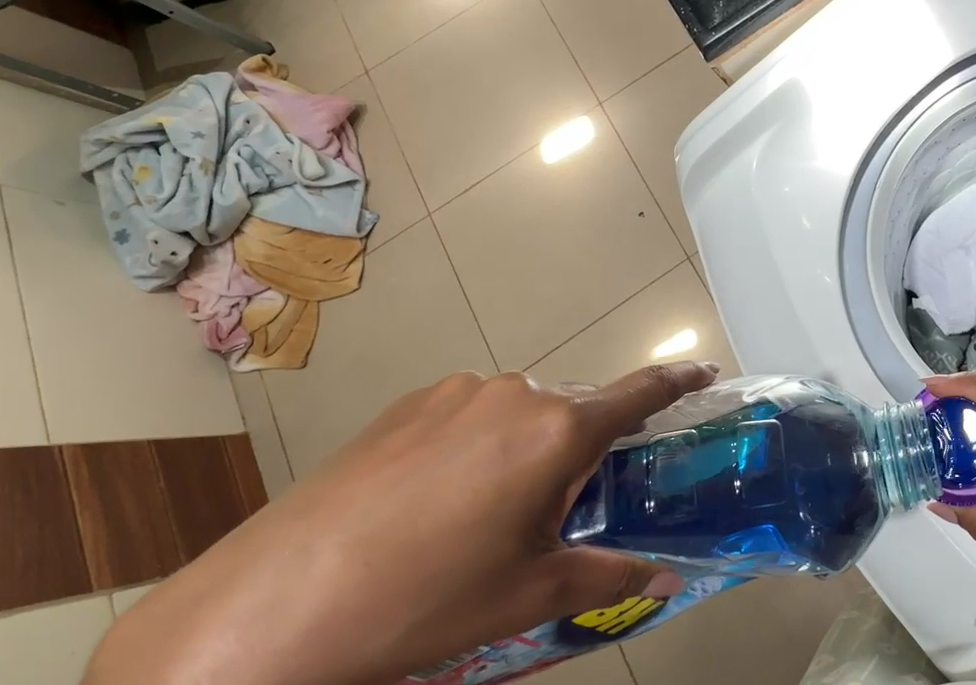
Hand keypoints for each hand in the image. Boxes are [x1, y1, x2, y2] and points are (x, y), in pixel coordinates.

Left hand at [86, 362, 720, 684]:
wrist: (270, 604)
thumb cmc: (425, 599)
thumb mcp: (527, 597)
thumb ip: (608, 576)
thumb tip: (667, 579)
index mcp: (558, 430)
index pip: (639, 391)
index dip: (677, 380)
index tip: (704, 371)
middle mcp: (515, 393)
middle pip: (576, 408)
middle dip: (586, 446)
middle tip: (569, 504)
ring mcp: (455, 392)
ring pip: (522, 410)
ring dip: (531, 446)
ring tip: (494, 513)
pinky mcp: (406, 404)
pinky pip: (471, 412)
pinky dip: (482, 442)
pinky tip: (442, 500)